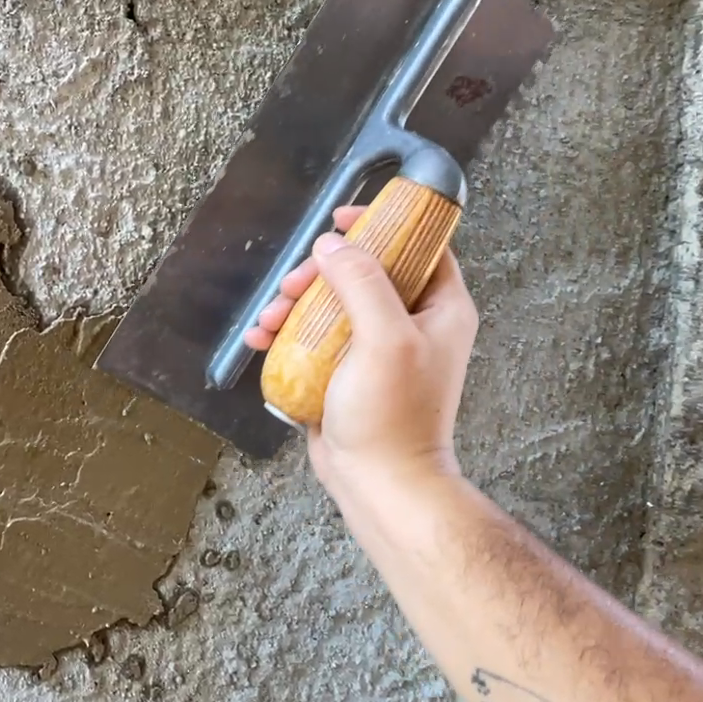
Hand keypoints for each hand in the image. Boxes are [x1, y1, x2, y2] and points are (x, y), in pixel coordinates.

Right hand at [241, 206, 478, 488]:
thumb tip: (332, 245)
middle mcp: (411, 323)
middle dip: (321, 272)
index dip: (383, 225)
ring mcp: (376, 347)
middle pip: (363, 272)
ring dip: (296, 302)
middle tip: (294, 282)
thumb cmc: (393, 417)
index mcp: (440, 309)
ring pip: (332, 302)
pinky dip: (287, 332)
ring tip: (271, 317)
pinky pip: (313, 335)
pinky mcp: (345, 369)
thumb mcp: (385, 341)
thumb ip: (363, 285)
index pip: (419, 246)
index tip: (342, 218)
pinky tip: (262, 338)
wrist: (378, 483)